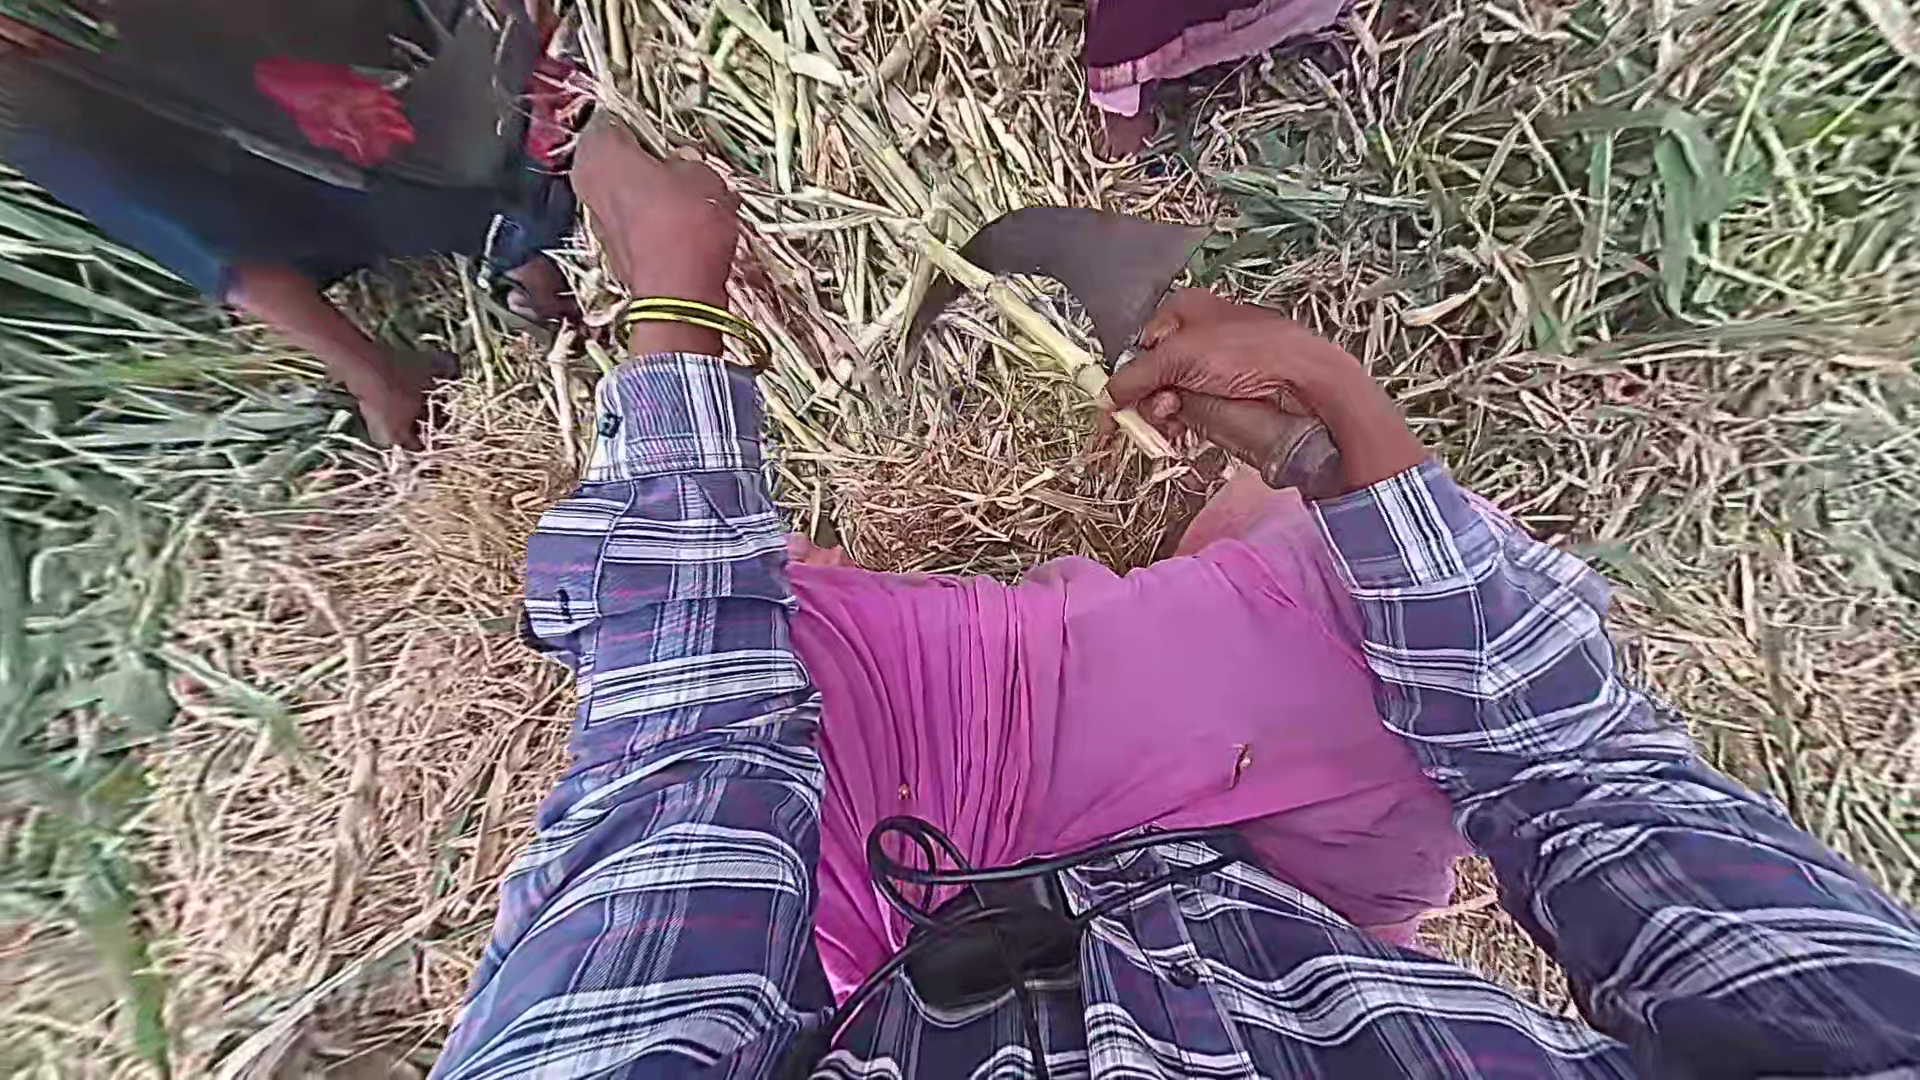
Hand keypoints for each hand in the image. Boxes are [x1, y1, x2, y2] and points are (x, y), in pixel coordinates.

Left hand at [571, 117, 741, 354]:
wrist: (681, 295)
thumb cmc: (686, 225)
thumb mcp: (705, 180)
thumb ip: (695, 166)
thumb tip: (691, 168)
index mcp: (598, 149)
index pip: (617, 121)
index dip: (652, 130)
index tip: (677, 142)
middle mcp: (587, 182)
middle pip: (624, 164)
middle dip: (656, 169)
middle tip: (690, 176)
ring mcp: (599, 224)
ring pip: (633, 200)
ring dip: (661, 202)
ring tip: (698, 210)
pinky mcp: (619, 257)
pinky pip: (642, 232)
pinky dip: (662, 231)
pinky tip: (691, 237)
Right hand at [1106, 290, 1426, 492]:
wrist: (1301, 383)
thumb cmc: (1242, 353)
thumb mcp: (1178, 356)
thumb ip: (1134, 377)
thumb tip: (1104, 399)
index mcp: (1181, 312)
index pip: (1136, 347)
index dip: (1125, 377)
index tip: (1114, 406)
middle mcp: (1191, 337)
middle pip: (1146, 375)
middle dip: (1146, 399)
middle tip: (1161, 412)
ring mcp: (1205, 368)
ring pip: (1162, 398)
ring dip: (1161, 416)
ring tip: (1176, 425)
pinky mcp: (1217, 395)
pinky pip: (1183, 413)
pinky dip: (1178, 425)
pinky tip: (1184, 433)